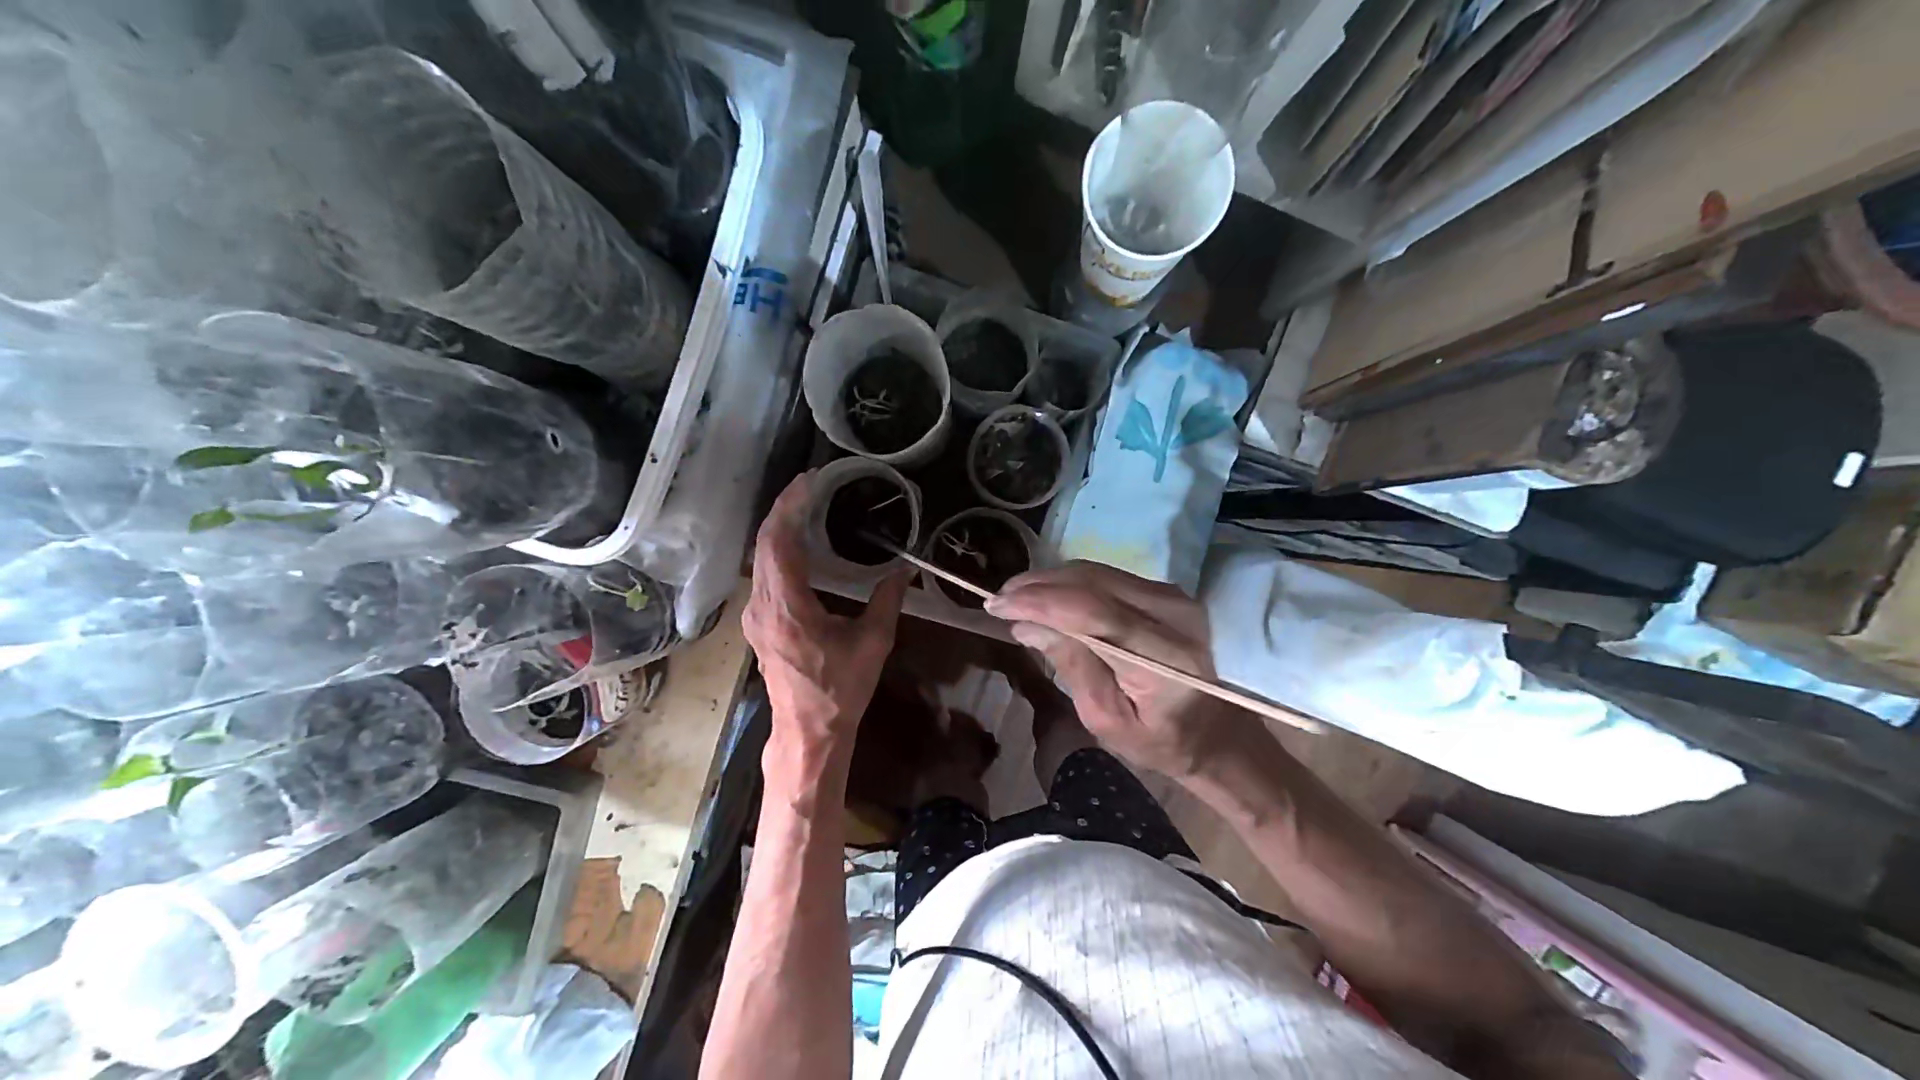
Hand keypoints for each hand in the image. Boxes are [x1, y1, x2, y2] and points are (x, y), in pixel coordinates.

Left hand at [744, 471, 911, 776]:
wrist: (809, 732)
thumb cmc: (841, 690)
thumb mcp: (873, 643)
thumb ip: (888, 600)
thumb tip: (905, 569)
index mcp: (787, 607)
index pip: (778, 542)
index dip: (789, 506)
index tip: (809, 481)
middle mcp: (763, 606)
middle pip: (764, 544)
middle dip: (784, 509)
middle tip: (811, 485)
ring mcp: (755, 616)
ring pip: (760, 559)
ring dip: (779, 528)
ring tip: (807, 506)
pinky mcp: (758, 624)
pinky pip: (763, 574)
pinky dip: (778, 550)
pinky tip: (799, 544)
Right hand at [986, 561, 1238, 779]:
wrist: (1218, 732)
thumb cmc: (1162, 741)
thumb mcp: (1107, 721)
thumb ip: (1072, 667)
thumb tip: (1027, 625)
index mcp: (1165, 658)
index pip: (1094, 613)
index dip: (1040, 602)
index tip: (996, 605)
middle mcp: (1174, 614)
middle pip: (1092, 582)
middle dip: (1037, 585)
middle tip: (997, 599)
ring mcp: (1174, 596)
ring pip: (1097, 572)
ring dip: (1050, 580)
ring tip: (1013, 597)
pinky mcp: (1167, 590)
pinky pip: (1108, 576)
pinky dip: (1071, 583)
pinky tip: (1045, 595)